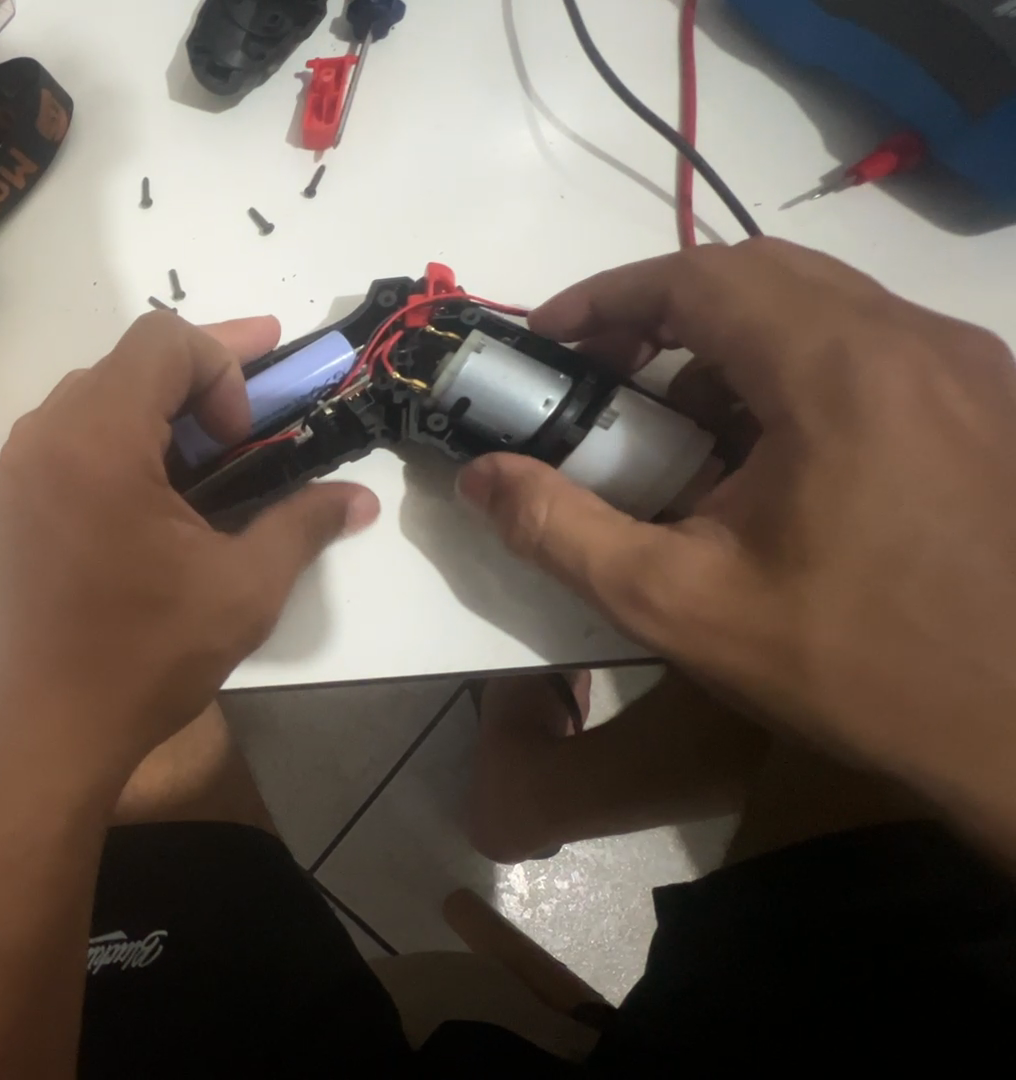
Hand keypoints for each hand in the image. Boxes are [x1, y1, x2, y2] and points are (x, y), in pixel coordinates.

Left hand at [0, 313, 380, 798]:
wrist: (50, 727)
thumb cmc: (147, 656)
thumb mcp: (244, 588)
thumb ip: (302, 523)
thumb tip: (357, 499)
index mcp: (96, 441)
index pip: (161, 340)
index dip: (220, 362)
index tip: (243, 433)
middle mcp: (44, 438)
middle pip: (125, 362)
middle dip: (196, 377)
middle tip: (251, 415)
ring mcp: (16, 471)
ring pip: (91, 396)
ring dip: (152, 408)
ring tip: (202, 454)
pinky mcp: (7, 504)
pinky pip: (62, 437)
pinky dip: (113, 439)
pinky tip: (149, 489)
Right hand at [457, 239, 1015, 809]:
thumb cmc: (853, 662)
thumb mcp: (667, 599)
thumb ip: (554, 527)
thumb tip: (477, 476)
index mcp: (841, 378)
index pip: (704, 279)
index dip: (606, 296)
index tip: (544, 339)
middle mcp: (920, 349)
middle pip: (760, 278)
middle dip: (653, 312)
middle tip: (590, 371)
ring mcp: (972, 377)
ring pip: (815, 311)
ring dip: (713, 344)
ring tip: (655, 420)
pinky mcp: (991, 412)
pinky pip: (860, 353)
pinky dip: (772, 375)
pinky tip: (742, 456)